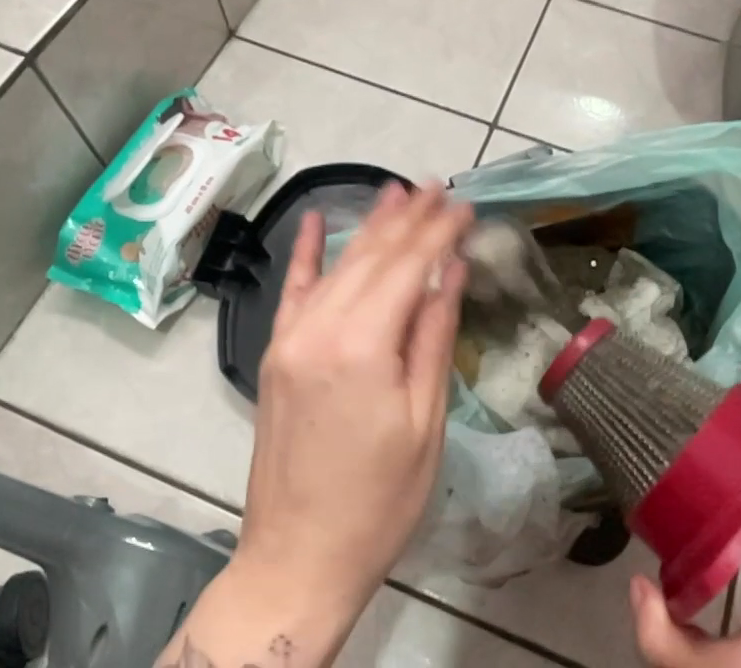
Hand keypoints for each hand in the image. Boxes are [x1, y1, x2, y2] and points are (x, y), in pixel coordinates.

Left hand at [234, 181, 473, 616]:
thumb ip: (433, 337)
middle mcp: (319, 328)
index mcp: (362, 345)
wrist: (298, 556)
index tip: (465, 204)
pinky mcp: (275, 355)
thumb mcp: (424, 422)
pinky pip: (292, 292)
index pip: (408, 266)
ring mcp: (290, 339)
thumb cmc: (379, 500)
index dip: (439, 232)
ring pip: (335, 266)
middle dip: (407, 218)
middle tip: (436, 184)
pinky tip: (314, 220)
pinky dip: (305, 254)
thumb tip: (451, 271)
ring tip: (396, 192)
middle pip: (371, 257)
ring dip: (368, 226)